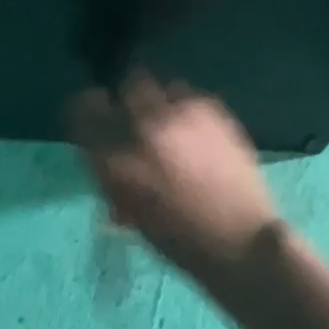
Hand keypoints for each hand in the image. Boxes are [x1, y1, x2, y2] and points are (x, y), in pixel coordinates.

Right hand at [71, 74, 280, 280]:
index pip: (87, 111)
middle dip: (127, 97)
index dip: (87, 107)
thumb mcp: (133, 211)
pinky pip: (189, 96)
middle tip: (137, 115)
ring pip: (159, 86)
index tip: (94, 109)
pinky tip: (195, 130)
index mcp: (117, 159)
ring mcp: (179, 114)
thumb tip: (107, 152)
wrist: (241, 242)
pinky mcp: (212, 110)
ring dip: (159, 102)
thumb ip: (114, 174)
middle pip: (126, 87)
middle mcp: (144, 128)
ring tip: (170, 123)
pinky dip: (186, 109)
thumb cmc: (182, 240)